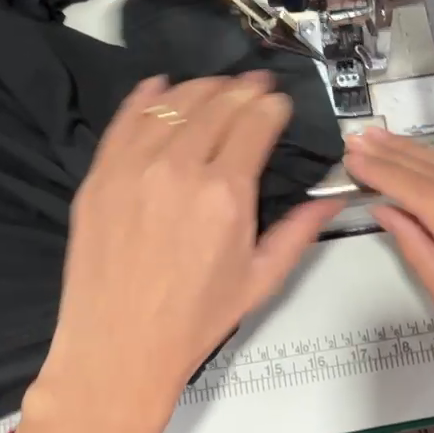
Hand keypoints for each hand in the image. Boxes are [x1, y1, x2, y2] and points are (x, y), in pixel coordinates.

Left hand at [11, 74, 342, 432]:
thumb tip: (334, 198)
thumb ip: (299, 231)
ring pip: (173, 104)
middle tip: (254, 86)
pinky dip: (147, 97)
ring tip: (217, 87)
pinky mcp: (99, 176)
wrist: (120, 346)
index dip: (271, 106)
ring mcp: (133, 168)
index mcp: (226, 194)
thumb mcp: (261, 280)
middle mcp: (179, 169)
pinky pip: (126, 120)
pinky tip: (161, 87)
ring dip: (201, 88)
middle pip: (216, 105)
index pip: (254, 124)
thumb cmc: (196, 320)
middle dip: (242, 90)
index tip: (279, 102)